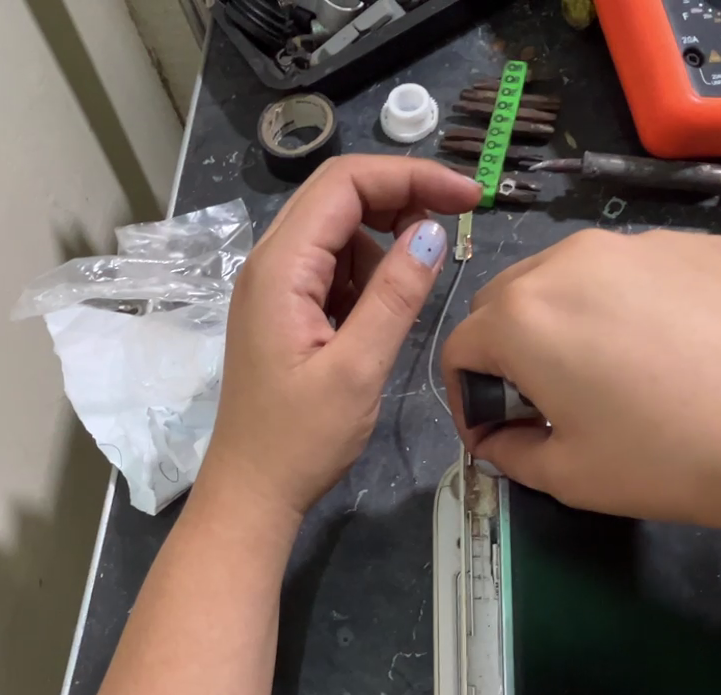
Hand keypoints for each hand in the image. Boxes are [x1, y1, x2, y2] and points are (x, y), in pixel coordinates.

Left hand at [197, 156, 482, 520]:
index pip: (345, 183)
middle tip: (453, 230)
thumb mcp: (357, 370)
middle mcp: (269, 265)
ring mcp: (272, 289)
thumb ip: (395, 296)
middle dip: (400, 201)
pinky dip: (364, 279)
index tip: (467, 199)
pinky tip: (379, 317)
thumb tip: (432, 233)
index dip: (411, 176)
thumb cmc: (300, 441)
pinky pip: (328, 272)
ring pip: (336, 235)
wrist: (253, 491)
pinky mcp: (282, 314)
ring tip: (408, 297)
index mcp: (280, 268)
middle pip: (337, 197)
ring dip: (382, 246)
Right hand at [443, 228, 720, 527]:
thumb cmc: (673, 458)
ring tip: (617, 378)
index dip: (466, 397)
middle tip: (548, 404)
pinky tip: (682, 356)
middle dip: (510, 353)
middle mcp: (572, 260)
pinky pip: (640, 273)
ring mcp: (645, 243)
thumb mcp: (570, 476)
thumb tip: (497, 436)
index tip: (495, 433)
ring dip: (568, 325)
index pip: (459, 347)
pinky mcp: (705, 242)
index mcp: (523, 316)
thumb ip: (510, 453)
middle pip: (508, 302)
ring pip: (574, 281)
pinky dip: (631, 309)